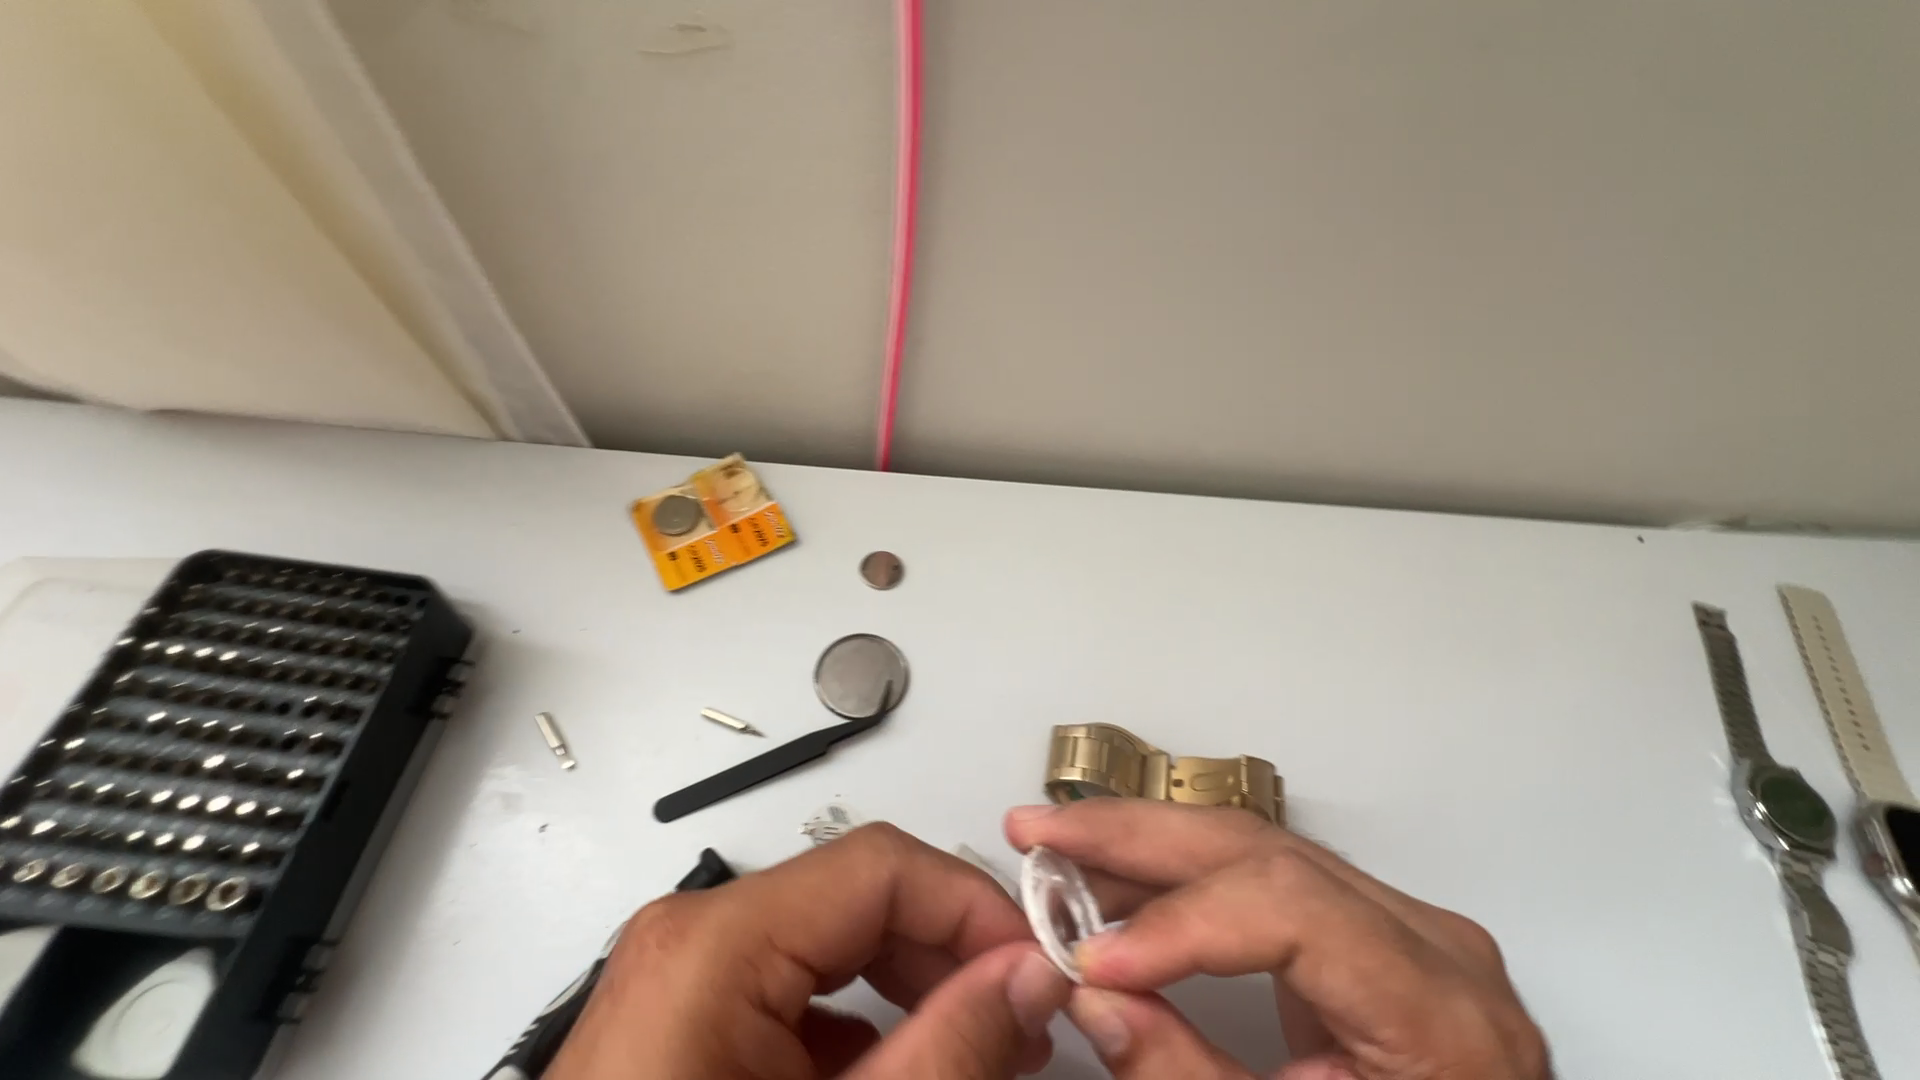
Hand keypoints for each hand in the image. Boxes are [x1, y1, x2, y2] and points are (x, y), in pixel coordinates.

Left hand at [545, 823, 1071, 1079]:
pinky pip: (798, 986)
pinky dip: (864, 1015)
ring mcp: (687, 972)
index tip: (1034, 963)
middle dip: (950, 947)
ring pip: (835, 940)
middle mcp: (695, 936)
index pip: (881, 866)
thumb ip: (947, 1049)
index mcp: (717, 944)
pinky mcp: (690, 1013)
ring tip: (979, 1038)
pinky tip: (906, 1061)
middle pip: (860, 896)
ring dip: (915, 980)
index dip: (972, 905)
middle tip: (1019, 1012)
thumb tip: (1029, 974)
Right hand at [1006, 801, 1548, 1079]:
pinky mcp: (1358, 925)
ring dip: (1139, 843)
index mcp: (1438, 1010)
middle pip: (1258, 847)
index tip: (1089, 961)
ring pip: (1249, 844)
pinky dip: (1171, 876)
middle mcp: (1425, 938)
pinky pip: (1254, 876)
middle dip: (1132, 835)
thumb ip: (1181, 1077)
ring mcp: (1394, 922)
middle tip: (1035, 832)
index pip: (1289, 906)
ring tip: (1052, 846)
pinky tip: (1110, 880)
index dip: (1179, 923)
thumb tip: (1087, 991)